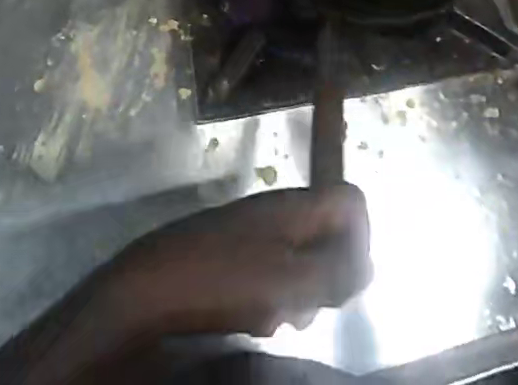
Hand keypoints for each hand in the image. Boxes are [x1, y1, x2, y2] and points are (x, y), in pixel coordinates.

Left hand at [102, 186, 371, 338]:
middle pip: (328, 234)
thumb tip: (368, 264)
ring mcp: (251, 230)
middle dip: (329, 274)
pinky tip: (252, 317)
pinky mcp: (231, 252)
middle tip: (308, 304)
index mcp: (293, 206)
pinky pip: (271, 272)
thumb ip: (335, 271)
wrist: (150, 285)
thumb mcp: (291, 280)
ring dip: (300, 292)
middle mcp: (276, 210)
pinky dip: (272, 296)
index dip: (361, 236)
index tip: (348, 275)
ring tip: (276, 315)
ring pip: (300, 258)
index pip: (350, 199)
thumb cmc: (224, 280)